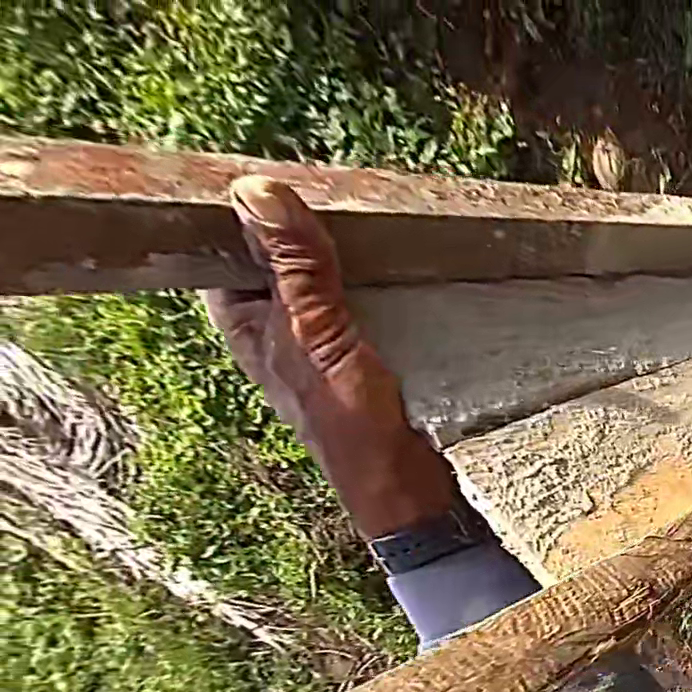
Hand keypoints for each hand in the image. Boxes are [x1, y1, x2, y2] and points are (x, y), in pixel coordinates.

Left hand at [203, 177, 456, 538]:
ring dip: (376, 267)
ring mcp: (341, 344)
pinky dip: (407, 296)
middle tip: (369, 206)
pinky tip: (430, 280)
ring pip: (349, 288)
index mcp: (249, 318)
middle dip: (330, 237)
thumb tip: (259, 191)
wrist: (408, 482)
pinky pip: (390, 313)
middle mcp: (289, 327)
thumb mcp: (318, 338)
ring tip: (406, 237)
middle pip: (297, 262)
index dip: (262, 212)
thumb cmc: (352, 421)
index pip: (236, 244)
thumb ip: (294, 271)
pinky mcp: (390, 359)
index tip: (303, 184)